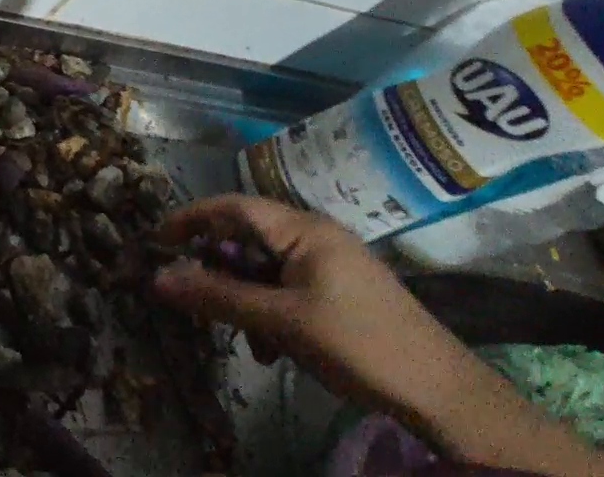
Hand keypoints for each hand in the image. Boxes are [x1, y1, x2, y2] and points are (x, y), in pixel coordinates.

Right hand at [150, 196, 603, 476]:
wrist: (446, 396)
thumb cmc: (359, 344)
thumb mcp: (281, 321)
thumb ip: (218, 296)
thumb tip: (158, 277)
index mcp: (303, 229)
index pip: (232, 207)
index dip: (190, 218)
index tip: (156, 239)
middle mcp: (315, 236)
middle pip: (246, 237)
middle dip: (218, 267)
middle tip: (193, 296)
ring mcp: (330, 264)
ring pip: (264, 268)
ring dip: (243, 297)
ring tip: (244, 338)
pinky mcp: (340, 292)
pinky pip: (286, 287)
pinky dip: (268, 310)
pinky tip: (270, 347)